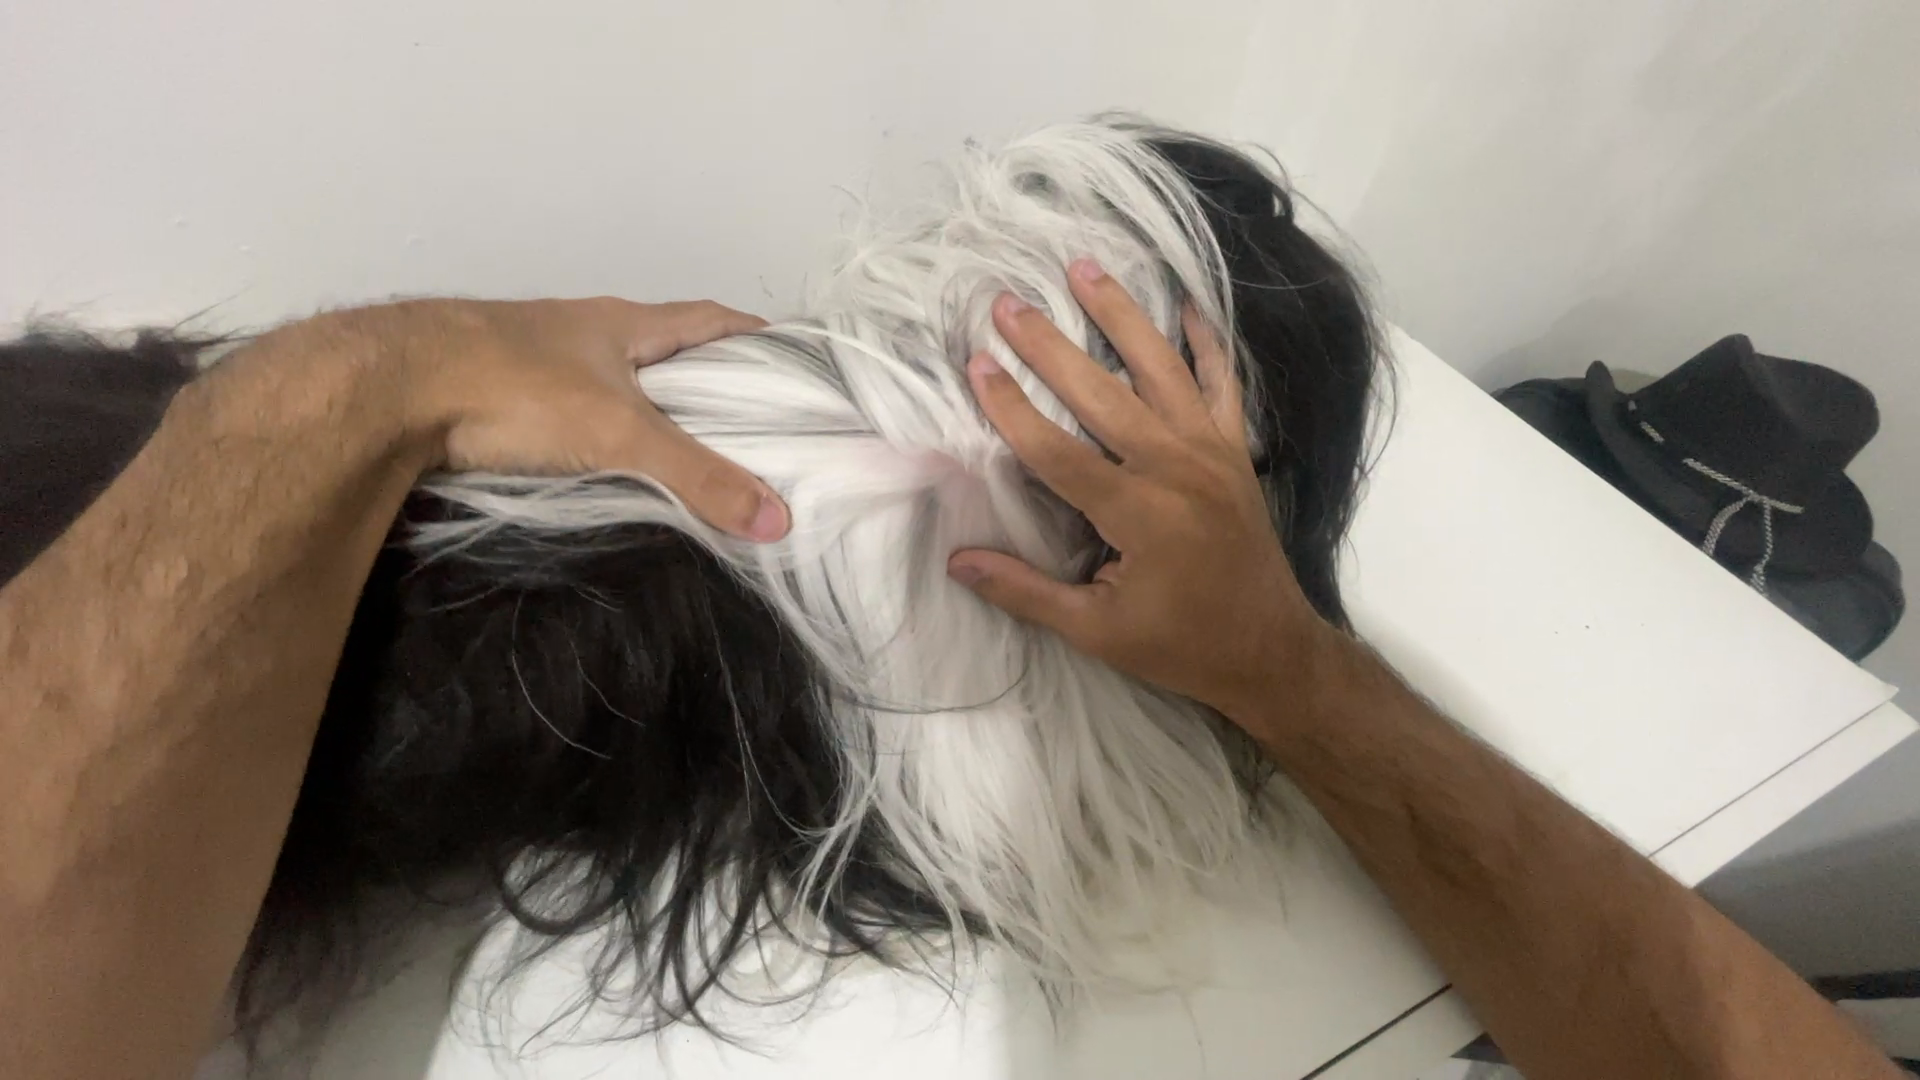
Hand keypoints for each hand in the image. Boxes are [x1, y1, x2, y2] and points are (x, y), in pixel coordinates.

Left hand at [333, 297, 788, 541]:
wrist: (383, 387)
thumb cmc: (517, 387)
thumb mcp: (624, 434)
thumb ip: (700, 477)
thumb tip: (778, 521)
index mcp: (624, 324)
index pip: (707, 317)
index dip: (750, 332)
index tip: (786, 354)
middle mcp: (585, 330)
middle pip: (665, 343)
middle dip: (708, 370)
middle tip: (747, 409)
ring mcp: (539, 356)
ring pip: (617, 373)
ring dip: (653, 398)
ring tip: (688, 438)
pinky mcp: (502, 388)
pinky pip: (577, 401)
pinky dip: (606, 422)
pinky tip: (611, 451)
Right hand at [946, 259, 1330, 720]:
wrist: (1271, 651)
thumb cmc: (1180, 645)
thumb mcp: (1095, 632)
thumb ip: (1025, 592)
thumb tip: (957, 562)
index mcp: (1137, 513)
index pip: (1056, 449)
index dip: (1010, 406)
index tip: (976, 363)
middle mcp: (1175, 468)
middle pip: (1101, 393)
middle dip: (1048, 346)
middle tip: (1008, 302)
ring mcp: (1211, 452)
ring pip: (1159, 368)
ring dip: (1121, 314)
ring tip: (1085, 267)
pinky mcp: (1233, 451)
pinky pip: (1221, 382)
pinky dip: (1205, 340)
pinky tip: (1186, 303)